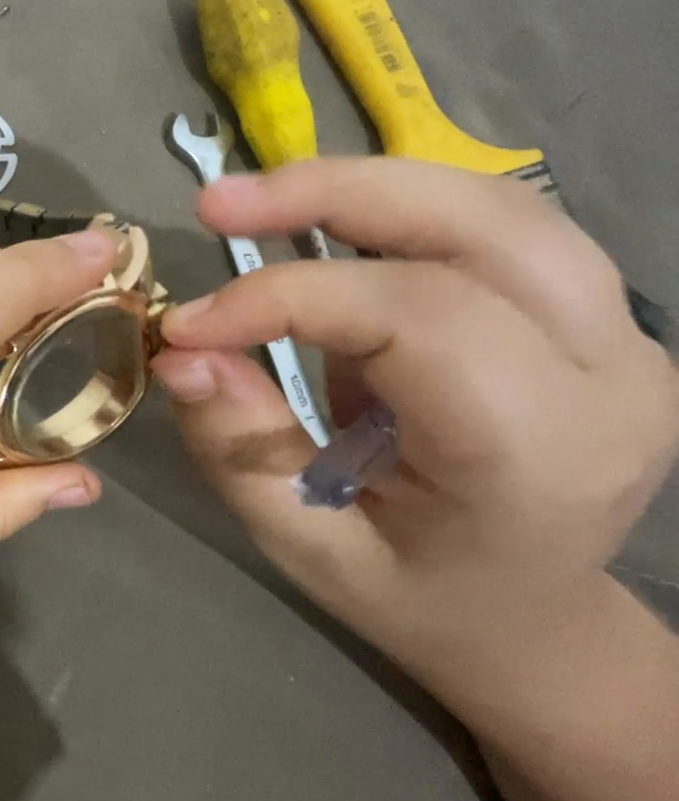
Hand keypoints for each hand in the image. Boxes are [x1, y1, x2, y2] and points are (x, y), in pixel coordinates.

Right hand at [154, 159, 678, 679]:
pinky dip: (395, 211)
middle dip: (336, 194)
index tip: (182, 326)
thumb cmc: (406, 594)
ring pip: (500, 207)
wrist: (523, 614)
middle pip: (485, 226)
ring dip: (364, 187)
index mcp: (539, 454)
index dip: (286, 300)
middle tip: (213, 204)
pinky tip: (320, 223)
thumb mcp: (302, 542)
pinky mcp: (595, 316)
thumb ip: (241, 447)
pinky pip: (497, 229)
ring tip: (253, 200)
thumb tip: (178, 355)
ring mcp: (622, 334)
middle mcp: (612, 375)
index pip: (418, 320)